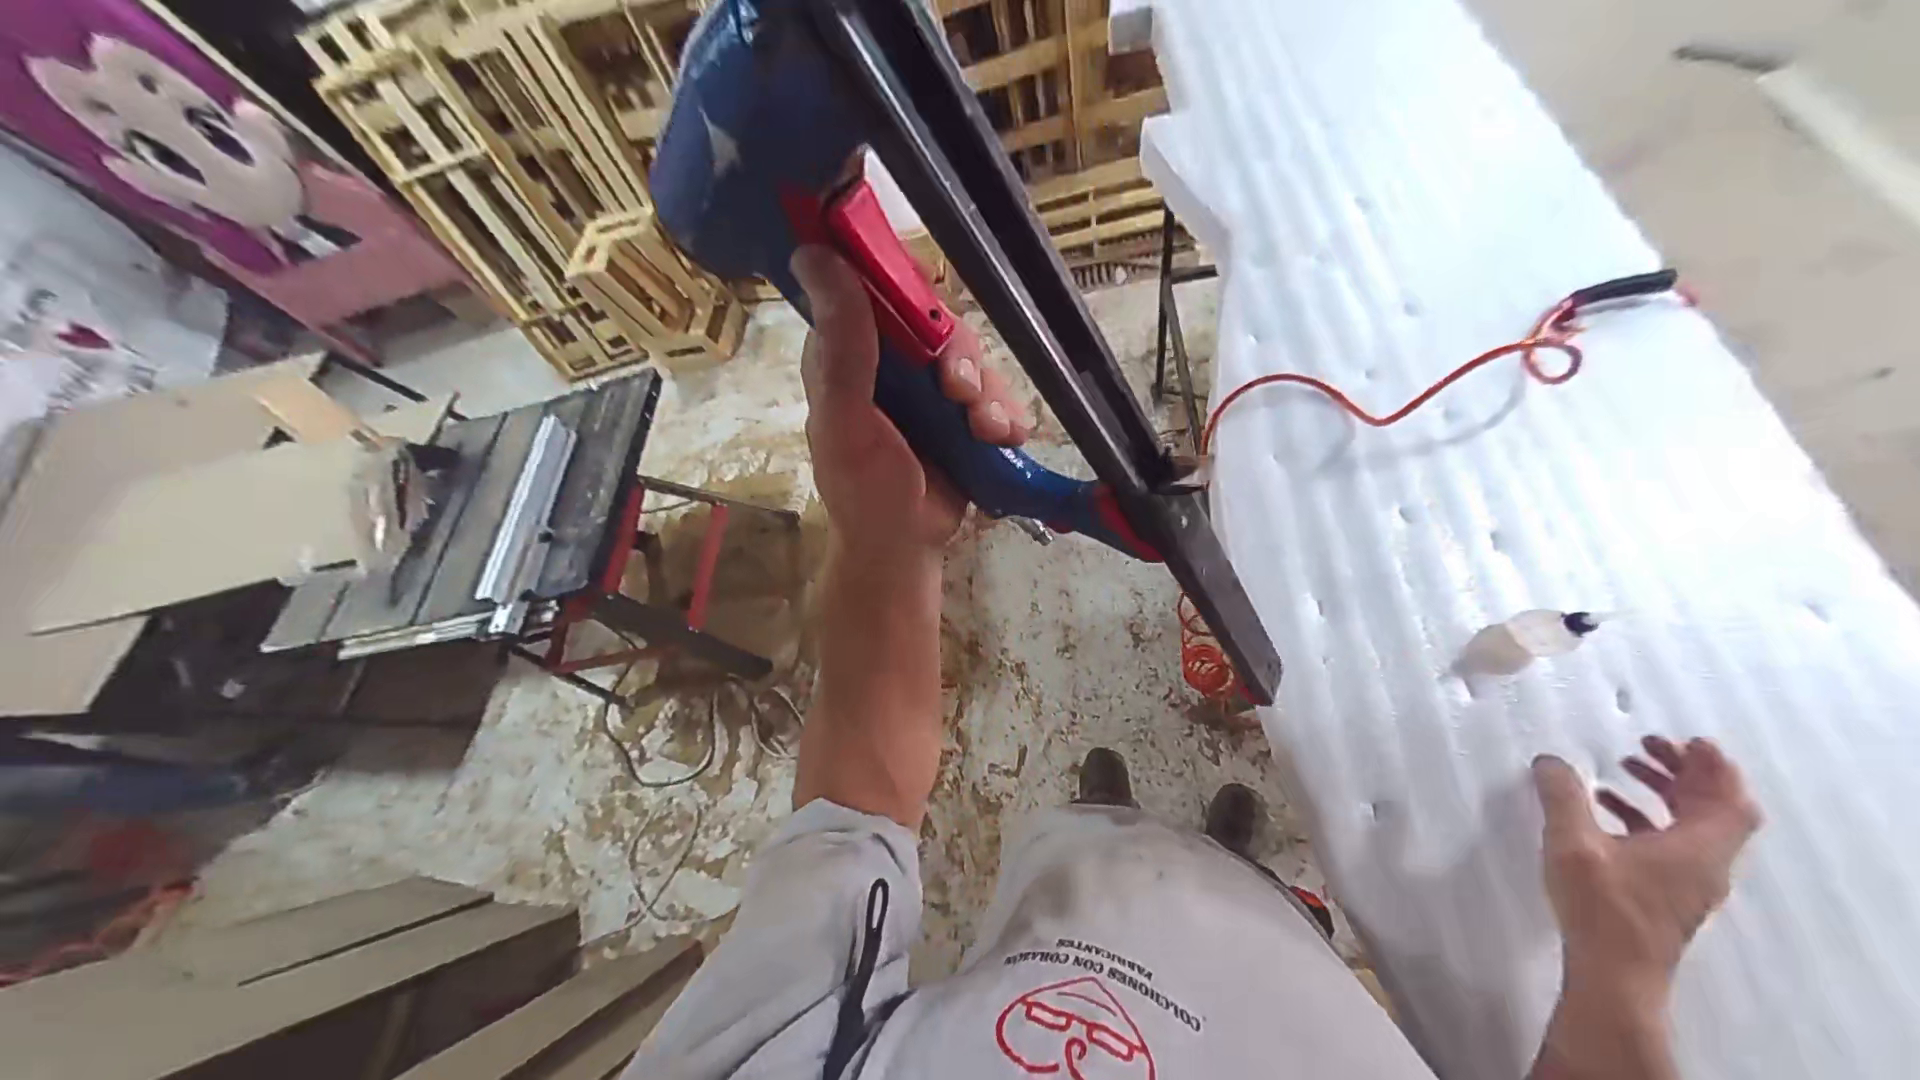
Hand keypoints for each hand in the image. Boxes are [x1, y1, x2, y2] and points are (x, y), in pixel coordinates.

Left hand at [790, 246, 1031, 562]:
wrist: (905, 547)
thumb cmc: (864, 490)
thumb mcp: (845, 418)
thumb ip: (841, 345)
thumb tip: (816, 256)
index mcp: (849, 354)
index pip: (873, 291)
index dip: (901, 281)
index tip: (927, 293)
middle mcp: (891, 364)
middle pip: (938, 324)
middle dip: (959, 357)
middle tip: (957, 392)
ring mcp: (932, 391)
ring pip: (975, 359)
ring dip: (988, 393)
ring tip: (986, 430)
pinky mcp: (966, 417)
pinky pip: (999, 395)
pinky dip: (1007, 414)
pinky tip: (1002, 439)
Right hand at [1532, 737, 1761, 1002]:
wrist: (1614, 968)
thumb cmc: (1601, 902)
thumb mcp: (1572, 841)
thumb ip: (1562, 796)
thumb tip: (1551, 761)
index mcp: (1697, 849)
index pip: (1729, 802)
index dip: (1716, 769)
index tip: (1691, 740)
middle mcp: (1703, 863)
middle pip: (1713, 810)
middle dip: (1686, 772)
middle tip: (1648, 744)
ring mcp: (1686, 880)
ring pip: (1690, 825)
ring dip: (1665, 792)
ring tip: (1625, 768)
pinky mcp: (1665, 890)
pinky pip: (1668, 840)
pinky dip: (1645, 814)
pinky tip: (1604, 805)